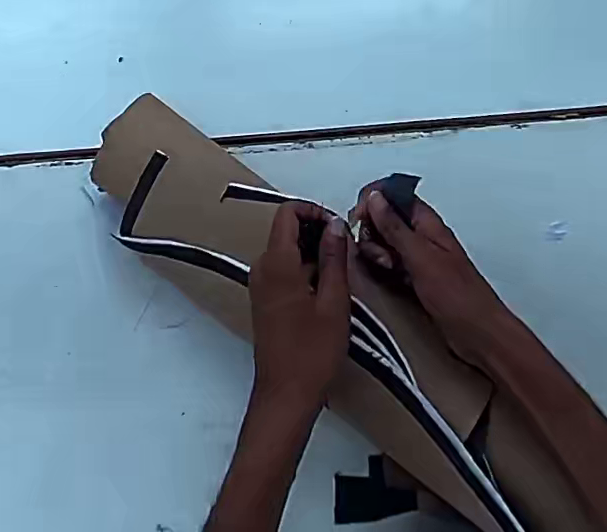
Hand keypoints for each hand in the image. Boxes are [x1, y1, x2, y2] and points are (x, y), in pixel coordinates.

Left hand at [248, 202, 351, 409]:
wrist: (285, 397)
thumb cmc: (312, 353)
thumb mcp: (333, 302)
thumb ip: (334, 258)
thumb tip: (336, 224)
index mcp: (276, 262)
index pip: (287, 213)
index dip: (313, 210)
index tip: (337, 225)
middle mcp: (262, 267)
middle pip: (286, 230)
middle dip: (316, 231)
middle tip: (346, 249)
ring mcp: (260, 283)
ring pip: (286, 250)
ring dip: (312, 251)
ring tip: (341, 270)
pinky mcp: (264, 298)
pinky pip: (282, 268)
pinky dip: (303, 267)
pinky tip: (326, 288)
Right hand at [350, 184, 514, 367]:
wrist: (479, 335)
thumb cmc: (457, 295)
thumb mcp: (419, 256)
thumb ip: (394, 225)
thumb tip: (375, 197)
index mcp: (426, 221)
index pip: (391, 194)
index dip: (372, 201)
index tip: (360, 219)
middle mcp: (420, 233)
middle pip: (383, 216)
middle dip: (371, 230)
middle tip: (378, 251)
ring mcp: (417, 254)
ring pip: (383, 239)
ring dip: (376, 250)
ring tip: (386, 267)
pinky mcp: (413, 274)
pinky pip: (388, 259)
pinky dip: (382, 265)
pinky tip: (388, 276)